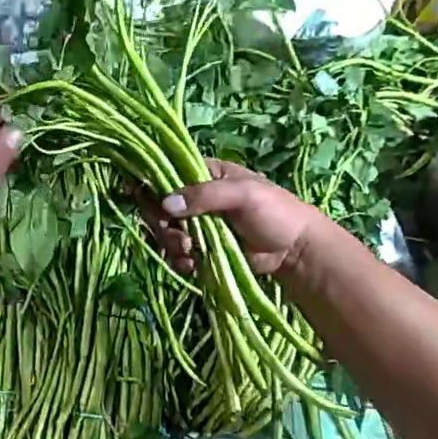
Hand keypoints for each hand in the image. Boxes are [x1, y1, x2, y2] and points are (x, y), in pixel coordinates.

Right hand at [151, 159, 333, 276]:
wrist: (296, 251)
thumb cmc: (275, 211)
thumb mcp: (243, 195)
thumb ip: (204, 195)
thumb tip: (165, 204)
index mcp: (204, 173)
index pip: (166, 173)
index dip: (150, 185)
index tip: (141, 198)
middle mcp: (195, 196)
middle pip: (158, 206)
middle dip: (163, 224)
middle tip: (180, 238)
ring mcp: (196, 224)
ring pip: (164, 231)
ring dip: (170, 244)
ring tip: (190, 253)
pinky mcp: (200, 249)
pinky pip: (176, 253)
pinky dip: (180, 261)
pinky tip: (192, 265)